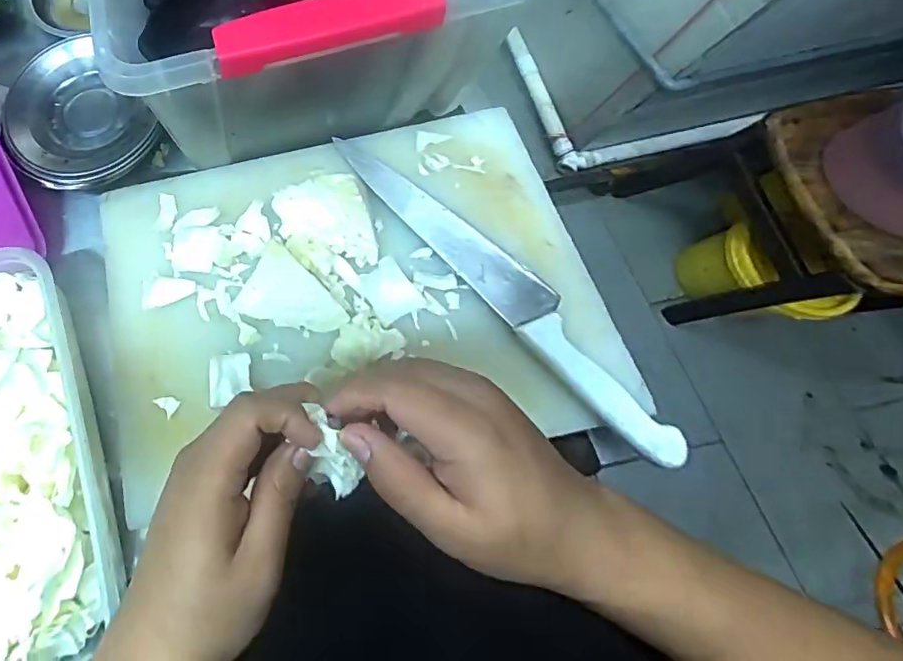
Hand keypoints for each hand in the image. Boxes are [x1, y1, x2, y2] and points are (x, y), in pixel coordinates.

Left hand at [100, 384, 322, 660]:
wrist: (154, 641)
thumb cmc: (208, 610)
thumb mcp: (257, 563)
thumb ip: (279, 497)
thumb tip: (303, 446)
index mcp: (206, 471)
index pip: (247, 410)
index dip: (288, 411)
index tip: (323, 440)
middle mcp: (194, 457)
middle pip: (242, 410)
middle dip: (288, 408)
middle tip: (332, 426)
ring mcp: (190, 468)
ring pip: (238, 425)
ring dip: (278, 426)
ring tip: (320, 447)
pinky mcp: (193, 483)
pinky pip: (231, 447)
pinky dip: (263, 447)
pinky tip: (291, 470)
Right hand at [326, 358, 615, 593]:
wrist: (579, 527)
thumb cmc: (513, 537)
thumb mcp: (448, 528)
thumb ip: (396, 479)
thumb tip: (350, 434)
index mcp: (464, 426)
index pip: (390, 388)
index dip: (349, 395)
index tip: (323, 419)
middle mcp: (470, 391)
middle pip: (394, 370)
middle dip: (355, 389)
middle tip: (333, 424)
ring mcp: (476, 383)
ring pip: (406, 365)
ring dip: (374, 385)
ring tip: (357, 423)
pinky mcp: (478, 385)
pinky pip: (423, 371)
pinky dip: (396, 385)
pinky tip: (391, 417)